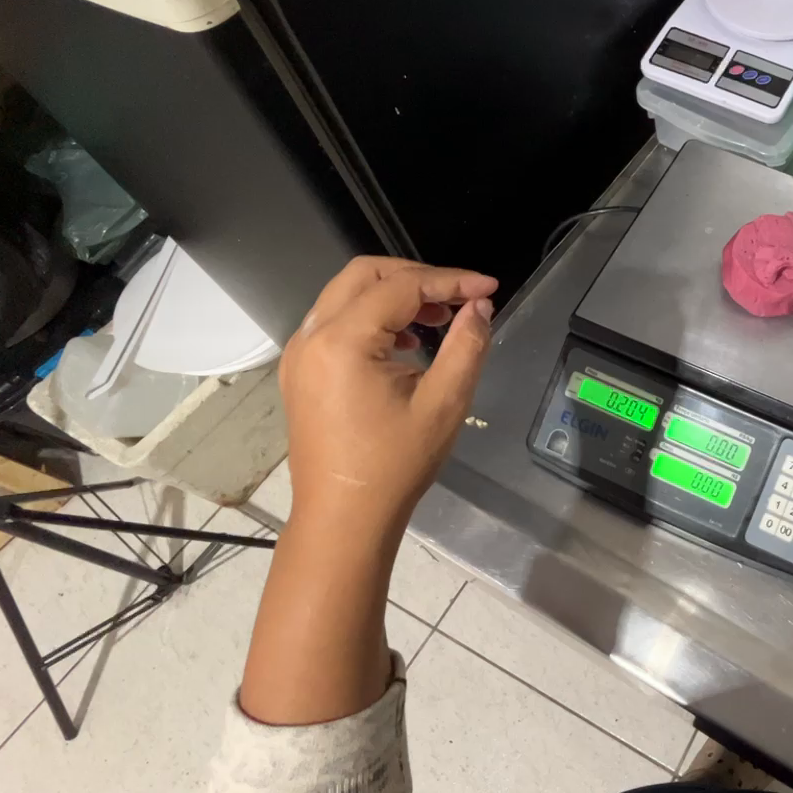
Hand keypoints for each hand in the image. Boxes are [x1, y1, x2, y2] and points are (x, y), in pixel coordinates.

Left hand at [278, 257, 497, 534]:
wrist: (344, 517)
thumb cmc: (396, 463)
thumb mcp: (445, 402)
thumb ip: (467, 345)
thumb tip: (479, 306)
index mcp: (343, 342)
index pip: (402, 287)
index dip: (451, 281)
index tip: (490, 288)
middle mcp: (312, 338)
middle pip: (365, 274)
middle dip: (418, 276)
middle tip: (461, 295)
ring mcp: (301, 354)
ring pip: (348, 294)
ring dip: (397, 293)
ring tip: (440, 317)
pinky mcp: (303, 371)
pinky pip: (338, 320)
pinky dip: (376, 315)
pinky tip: (410, 341)